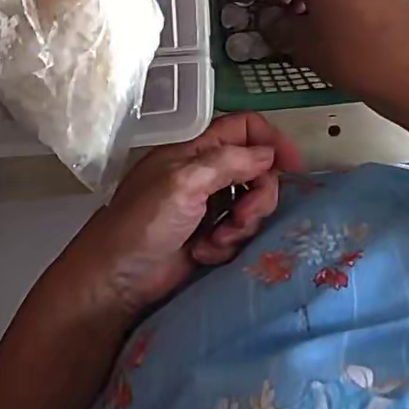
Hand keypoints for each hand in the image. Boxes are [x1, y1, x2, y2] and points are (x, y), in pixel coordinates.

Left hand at [48, 113, 303, 318]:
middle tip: (242, 217)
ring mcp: (209, 206)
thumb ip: (228, 162)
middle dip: (258, 196)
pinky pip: (240, 233)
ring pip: (252, 204)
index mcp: (196, 150)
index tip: (292, 166)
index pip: (244, 128)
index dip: (271, 141)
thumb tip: (269, 153)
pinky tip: (205, 254)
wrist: (116, 280)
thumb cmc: (141, 224)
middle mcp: (206, 173)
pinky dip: (228, 244)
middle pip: (257, 170)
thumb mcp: (183, 183)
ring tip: (217, 241)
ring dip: (242, 225)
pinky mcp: (211, 236)